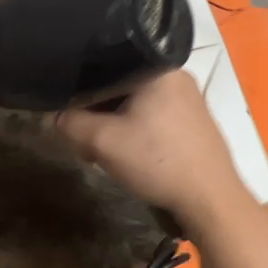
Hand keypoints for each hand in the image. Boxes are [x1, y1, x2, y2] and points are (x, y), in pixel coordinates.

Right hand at [57, 70, 254, 233]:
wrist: (211, 201)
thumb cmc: (158, 161)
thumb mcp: (101, 141)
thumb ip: (70, 122)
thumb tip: (56, 116)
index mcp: (157, 67)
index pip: (103, 66)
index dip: (79, 89)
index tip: (68, 112)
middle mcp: (175, 75)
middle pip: (117, 85)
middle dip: (96, 110)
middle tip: (84, 136)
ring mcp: (188, 98)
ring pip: (133, 102)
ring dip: (114, 122)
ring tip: (103, 147)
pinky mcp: (193, 120)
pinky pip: (151, 114)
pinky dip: (134, 129)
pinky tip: (128, 152)